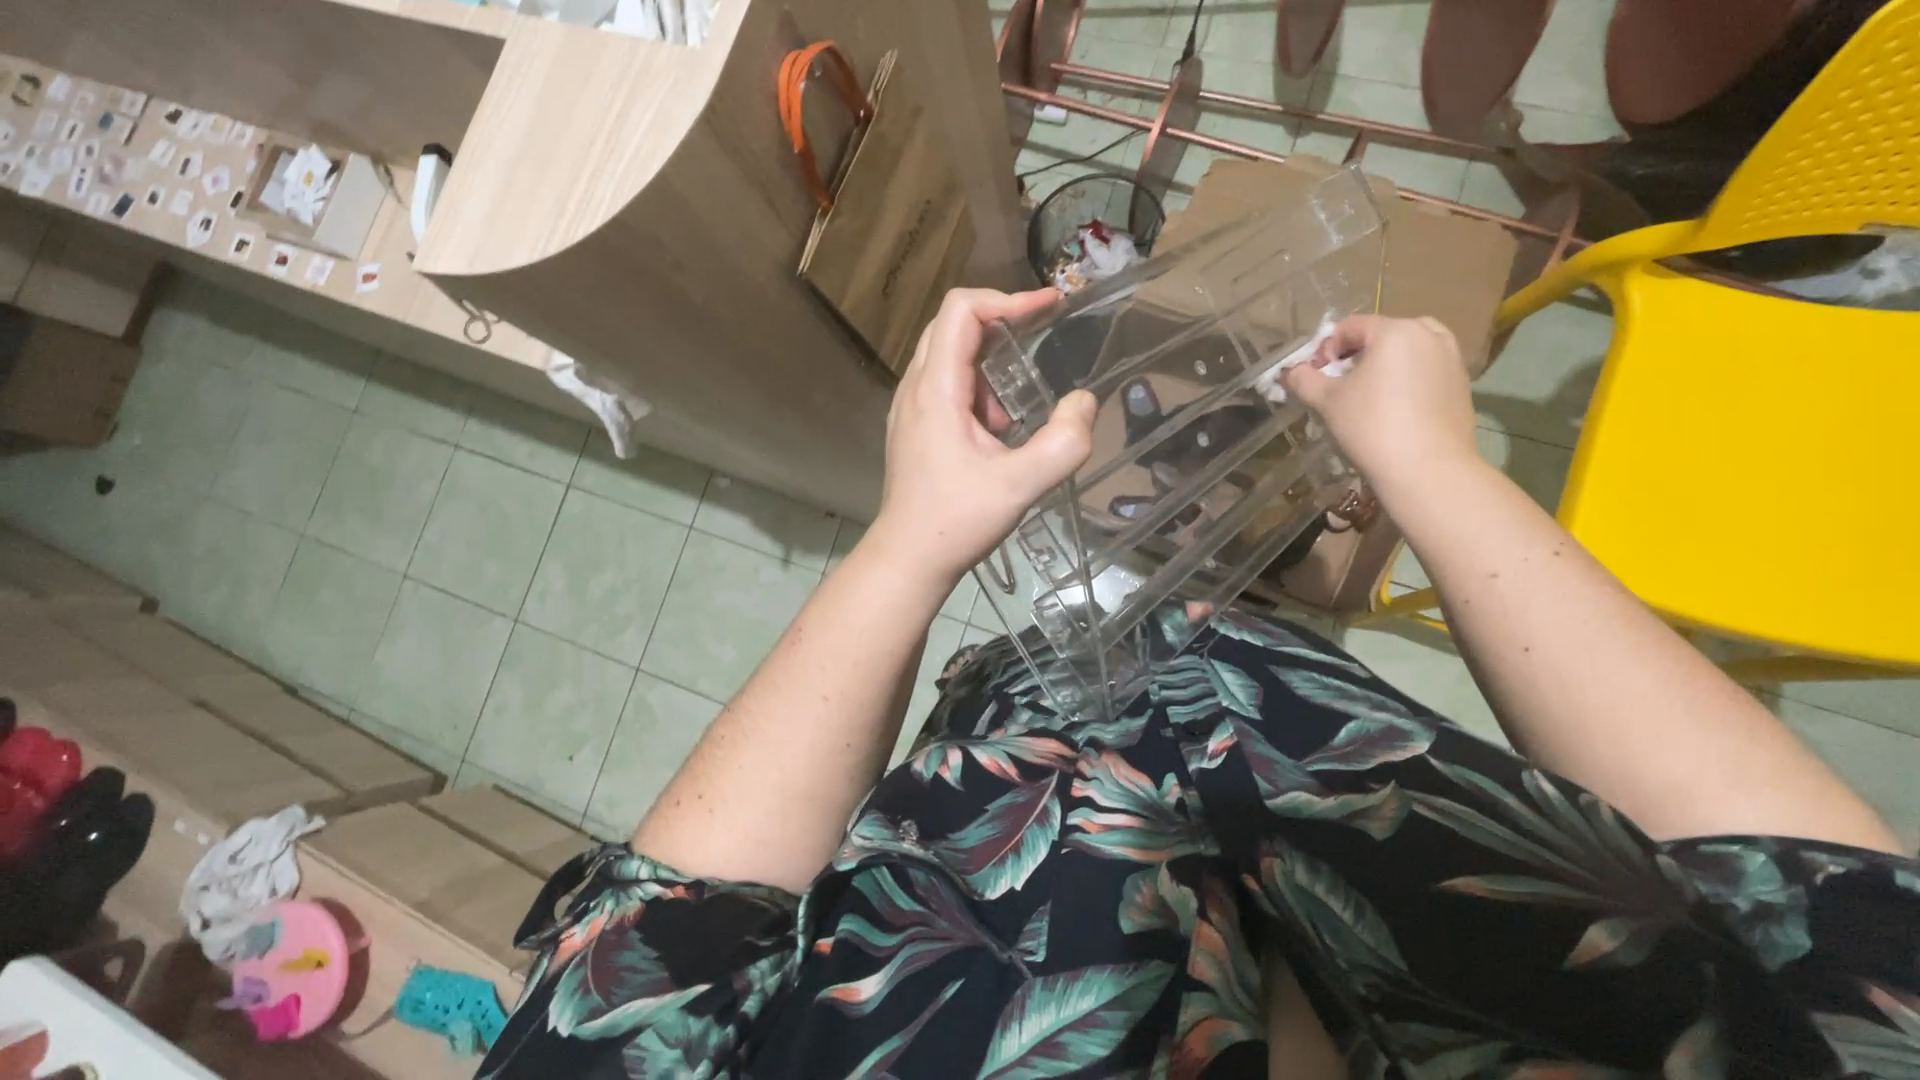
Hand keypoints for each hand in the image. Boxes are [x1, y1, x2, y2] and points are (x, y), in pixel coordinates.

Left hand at [865, 288, 1096, 584]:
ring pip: (949, 355)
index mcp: (936, 389)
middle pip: (953, 324)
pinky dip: (977, 391)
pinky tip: (997, 434)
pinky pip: (945, 385)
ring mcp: (909, 407)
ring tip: (1016, 412)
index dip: (1008, 298)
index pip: (962, 310)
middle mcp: (915, 388)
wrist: (909, 557)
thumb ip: (1062, 444)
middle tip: (1041, 338)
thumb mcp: (1020, 486)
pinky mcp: (913, 427)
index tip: (1048, 307)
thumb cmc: (957, 521)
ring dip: (989, 366)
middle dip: (1001, 324)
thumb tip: (1084, 402)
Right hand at [1279, 315, 1478, 491]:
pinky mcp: (1462, 383)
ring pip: (1408, 351)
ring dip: (1384, 365)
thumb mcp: (1328, 402)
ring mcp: (1451, 358)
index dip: (1326, 348)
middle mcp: (1429, 335)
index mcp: (1396, 331)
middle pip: (1382, 334)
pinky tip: (1395, 409)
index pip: (1351, 326)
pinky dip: (1407, 379)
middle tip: (1341, 384)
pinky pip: (1426, 369)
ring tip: (1369, 395)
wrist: (1427, 469)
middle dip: (1357, 354)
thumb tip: (1290, 372)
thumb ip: (1304, 379)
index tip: (1315, 375)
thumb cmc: (1372, 427)